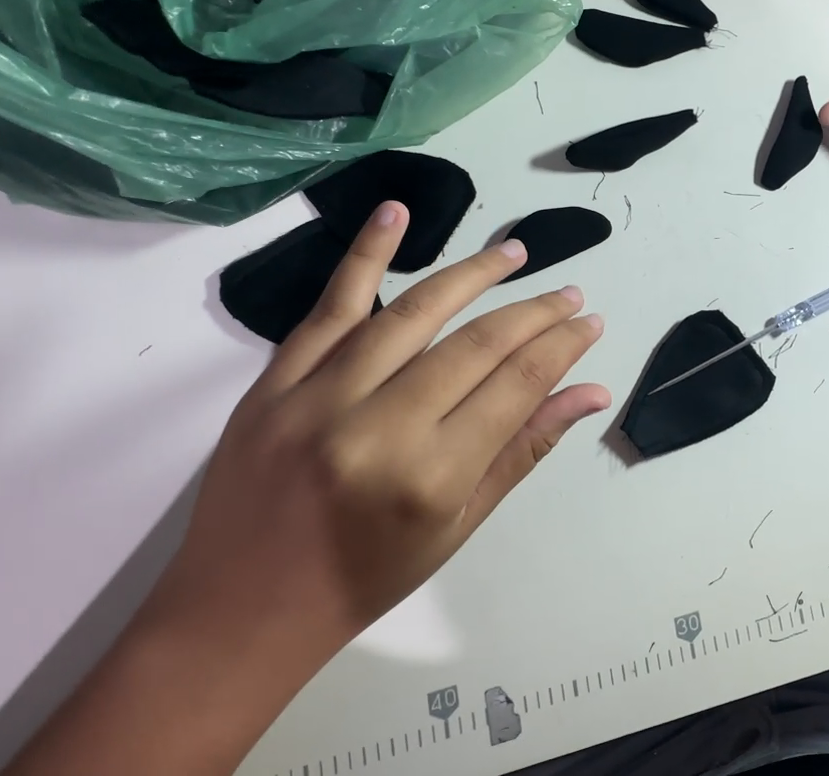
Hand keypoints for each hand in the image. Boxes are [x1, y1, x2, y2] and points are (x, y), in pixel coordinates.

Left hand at [143, 203, 609, 658]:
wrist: (237, 615)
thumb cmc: (364, 580)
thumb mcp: (459, 525)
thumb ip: (525, 449)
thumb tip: (591, 392)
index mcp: (431, 475)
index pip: (517, 384)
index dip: (563, 346)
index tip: (591, 323)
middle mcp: (378, 428)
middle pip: (477, 344)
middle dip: (535, 312)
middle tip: (571, 294)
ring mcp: (317, 398)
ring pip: (413, 313)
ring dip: (472, 275)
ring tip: (515, 253)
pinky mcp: (273, 383)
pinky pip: (328, 308)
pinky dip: (364, 255)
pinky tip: (396, 213)